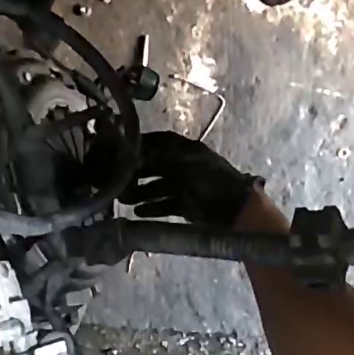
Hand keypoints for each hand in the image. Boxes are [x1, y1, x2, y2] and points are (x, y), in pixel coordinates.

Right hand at [118, 131, 262, 226]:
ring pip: (157, 188)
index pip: (161, 142)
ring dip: (141, 193)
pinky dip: (152, 209)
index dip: (143, 143)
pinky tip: (138, 213)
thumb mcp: (186, 165)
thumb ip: (161, 159)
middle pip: (155, 167)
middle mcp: (184, 166)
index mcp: (188, 150)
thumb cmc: (212, 181)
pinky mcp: (185, 205)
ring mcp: (185, 186)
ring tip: (125, 199)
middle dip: (137, 174)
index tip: (123, 149)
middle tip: (119, 181)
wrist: (234, 209)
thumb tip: (136, 157)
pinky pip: (164, 205)